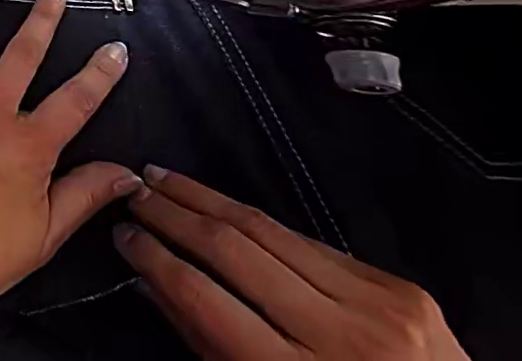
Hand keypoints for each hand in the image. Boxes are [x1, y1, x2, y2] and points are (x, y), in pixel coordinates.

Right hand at [115, 167, 468, 360]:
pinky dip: (257, 222)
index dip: (158, 260)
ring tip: (163, 179)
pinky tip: (223, 205)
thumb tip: (156, 284)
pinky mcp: (397, 284)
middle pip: (235, 250)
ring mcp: (377, 304)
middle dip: (175, 214)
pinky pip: (308, 242)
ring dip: (206, 198)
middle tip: (134, 189)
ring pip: (268, 229)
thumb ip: (212, 350)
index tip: (124, 234)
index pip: (209, 303)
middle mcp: (343, 338)